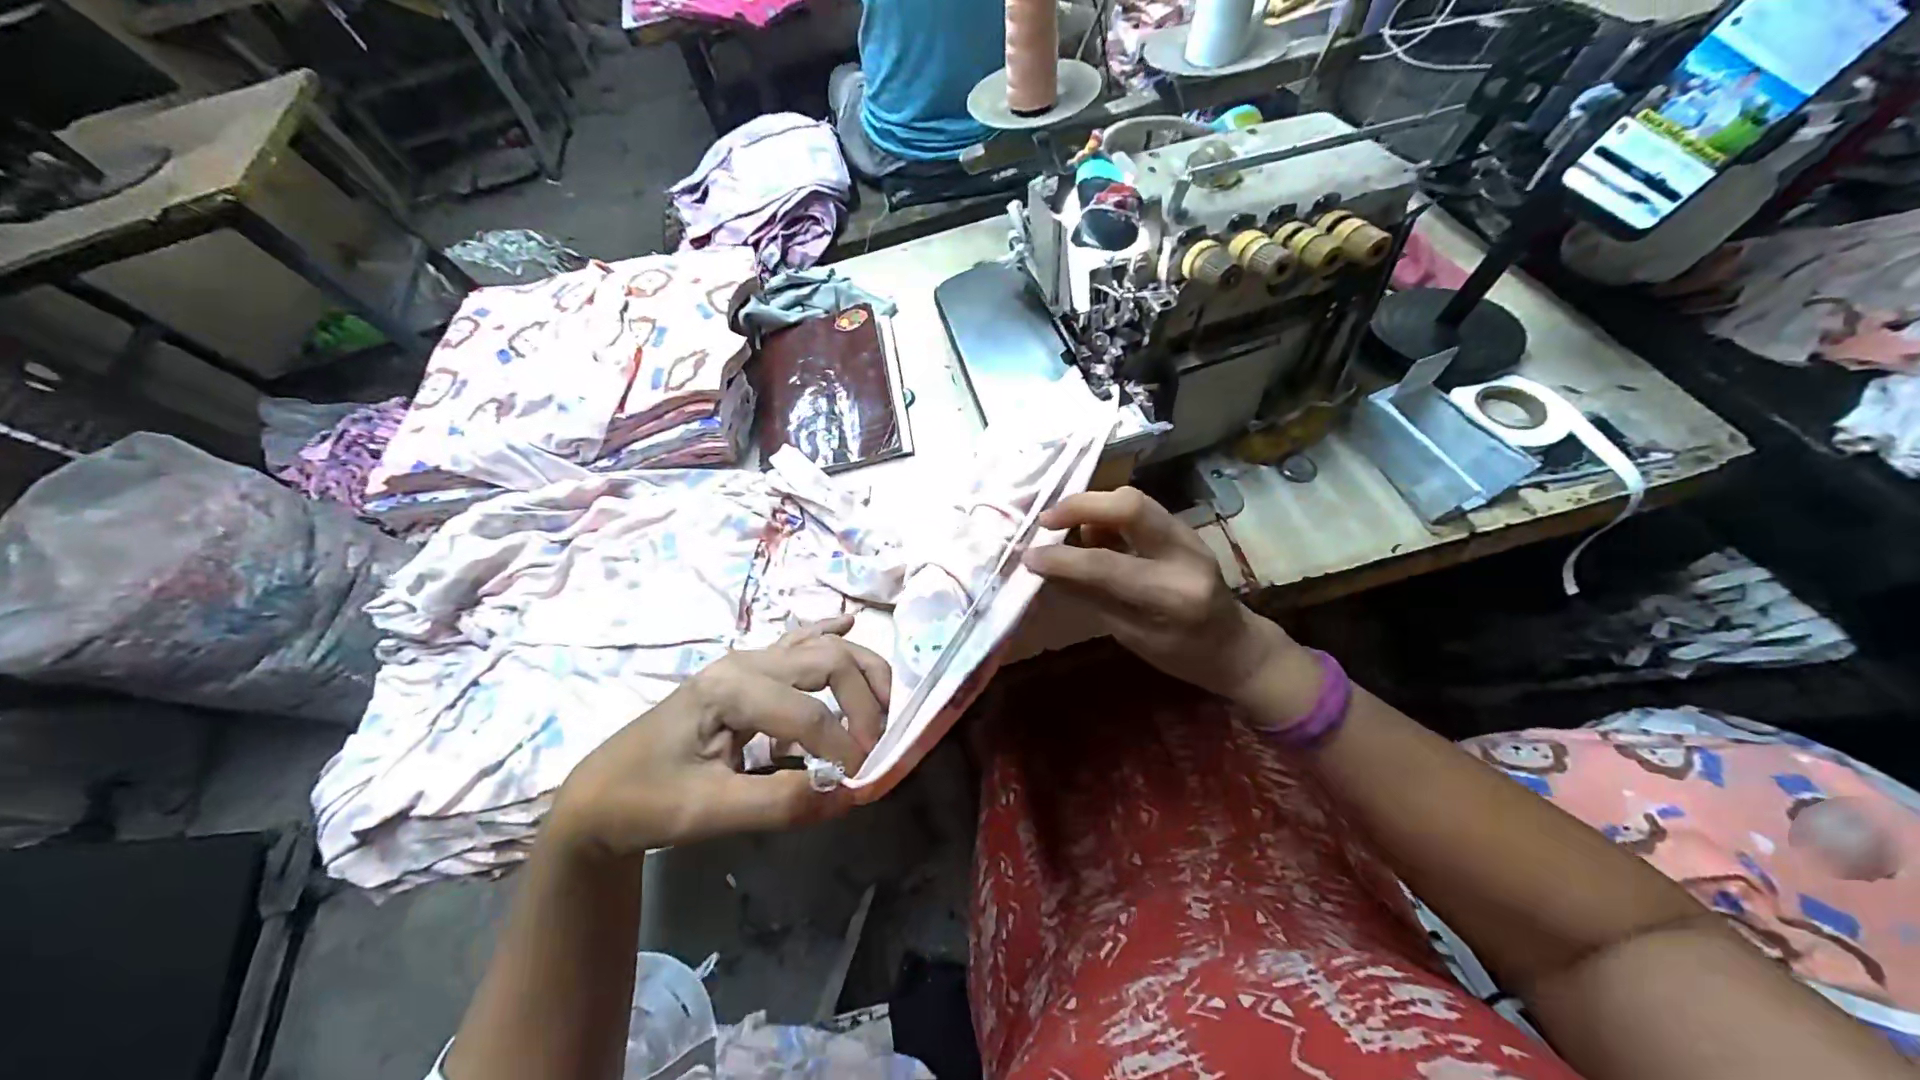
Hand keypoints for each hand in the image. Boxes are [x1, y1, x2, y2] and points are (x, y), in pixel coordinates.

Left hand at [550, 615, 890, 858]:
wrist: (600, 794)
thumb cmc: (646, 801)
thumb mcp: (707, 812)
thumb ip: (780, 803)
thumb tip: (848, 795)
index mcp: (730, 689)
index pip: (809, 716)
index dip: (845, 751)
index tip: (861, 787)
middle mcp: (744, 662)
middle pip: (829, 661)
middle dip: (865, 702)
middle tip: (878, 748)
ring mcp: (746, 660)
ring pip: (822, 646)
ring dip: (860, 671)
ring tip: (884, 706)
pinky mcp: (747, 670)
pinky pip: (798, 640)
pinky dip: (829, 633)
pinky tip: (850, 621)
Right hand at [1021, 488, 1322, 726]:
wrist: (1236, 646)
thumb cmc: (1182, 655)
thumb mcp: (1130, 636)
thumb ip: (1090, 597)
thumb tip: (1045, 571)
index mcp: (1172, 594)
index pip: (1106, 565)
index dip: (1061, 559)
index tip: (1028, 557)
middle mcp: (1186, 554)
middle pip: (1130, 505)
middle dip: (1080, 506)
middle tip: (1046, 521)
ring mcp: (1189, 535)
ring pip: (1134, 499)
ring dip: (1093, 508)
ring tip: (1066, 530)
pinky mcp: (1184, 527)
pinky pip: (1139, 509)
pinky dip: (1108, 515)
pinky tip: (1093, 534)